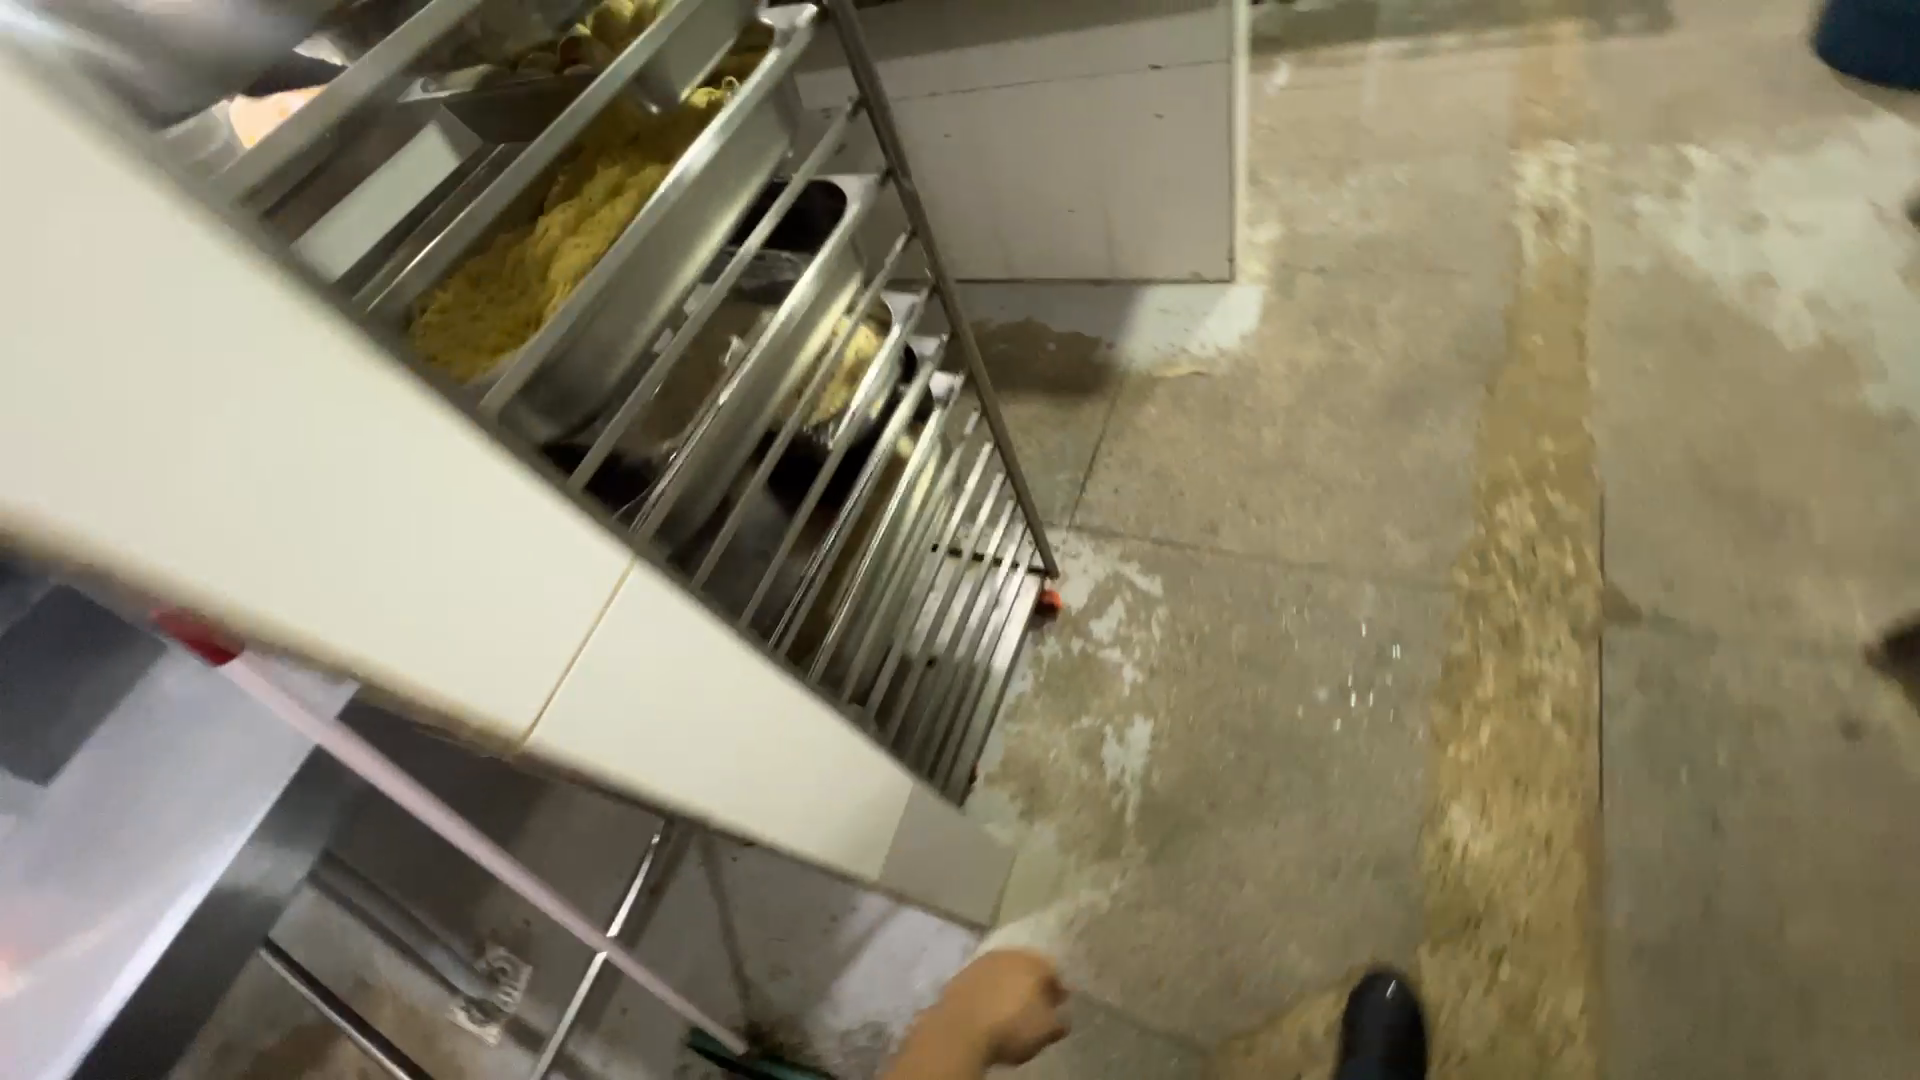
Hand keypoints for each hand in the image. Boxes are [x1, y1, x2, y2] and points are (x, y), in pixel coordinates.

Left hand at [923, 949, 1069, 1065]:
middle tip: (1036, 1002)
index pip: (1052, 971)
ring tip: (1011, 1004)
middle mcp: (1010, 953)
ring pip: (1004, 968)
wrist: (961, 1027)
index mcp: (1034, 963)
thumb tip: (1063, 1017)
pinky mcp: (963, 972)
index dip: (1057, 988)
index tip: (1059, 1003)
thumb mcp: (1044, 1033)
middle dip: (1033, 982)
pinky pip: (984, 978)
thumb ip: (1058, 1022)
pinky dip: (990, 988)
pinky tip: (989, 1004)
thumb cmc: (1011, 1028)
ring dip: (1009, 982)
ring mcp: (984, 960)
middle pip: (1027, 965)